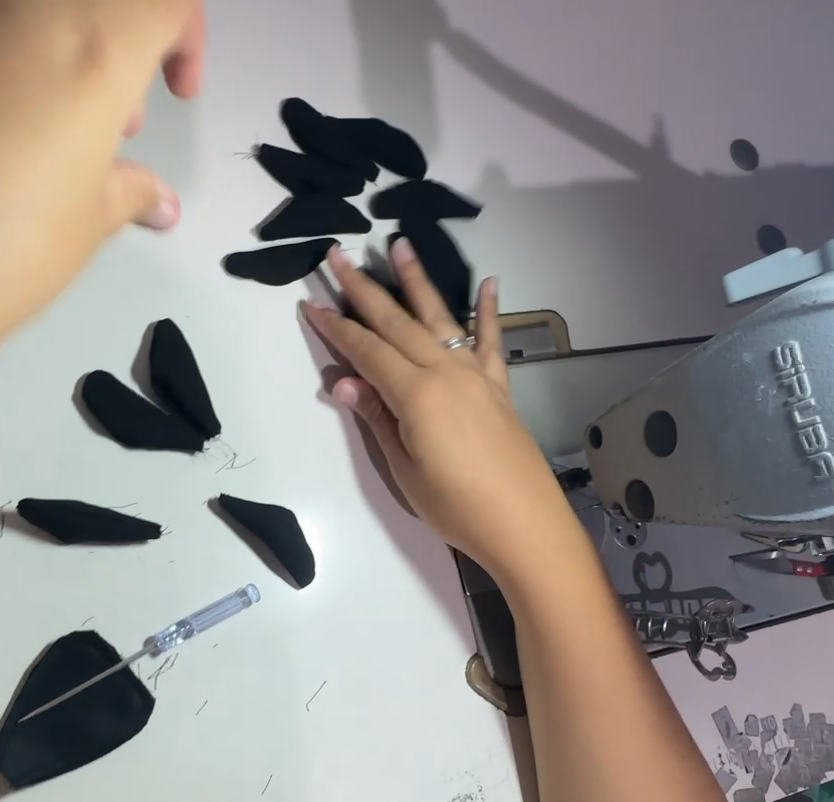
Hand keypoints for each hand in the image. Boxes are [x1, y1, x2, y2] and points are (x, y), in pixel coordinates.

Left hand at [0, 0, 206, 396]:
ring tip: (36, 123)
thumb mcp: (77, 230)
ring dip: (44, 39)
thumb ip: (126, 191)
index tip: (172, 93)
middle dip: (111, 36)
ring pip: (10, 3)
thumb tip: (160, 202)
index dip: (182, 34)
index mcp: (87, 36)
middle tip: (107, 118)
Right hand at [305, 242, 575, 582]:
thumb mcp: (404, 468)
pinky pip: (490, 341)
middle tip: (338, 255)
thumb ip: (377, 419)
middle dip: (363, 289)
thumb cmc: (454, 505)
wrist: (522, 523)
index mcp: (416, 393)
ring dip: (416, 281)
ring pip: (439, 318)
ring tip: (399, 245)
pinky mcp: (498, 387)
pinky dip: (487, 311)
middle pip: (397, 323)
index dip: (336, 328)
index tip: (311, 303)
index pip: (367, 351)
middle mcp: (446, 372)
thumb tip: (343, 382)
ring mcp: (475, 375)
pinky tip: (489, 282)